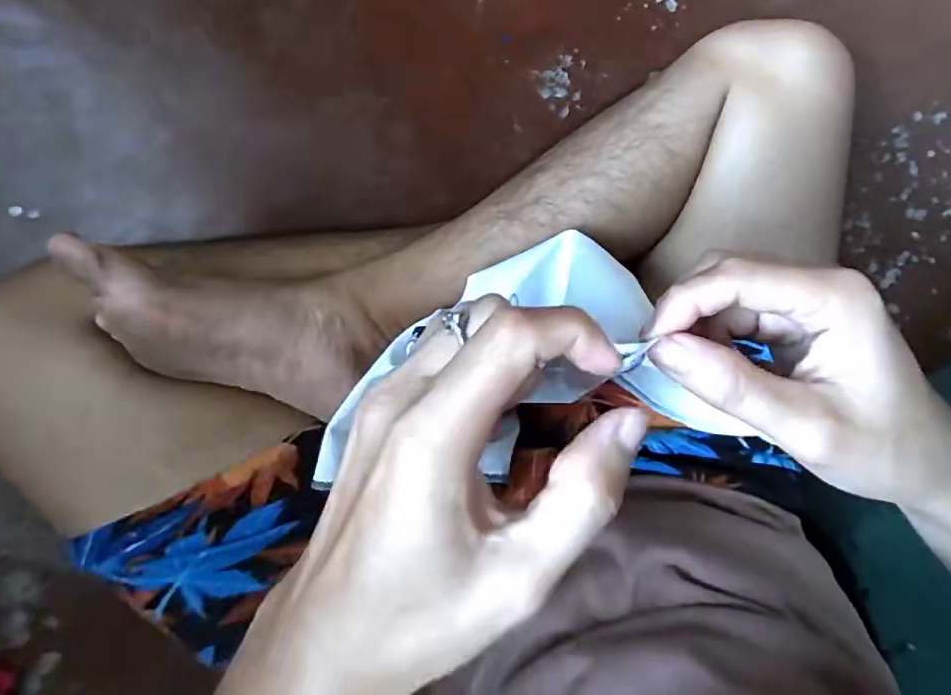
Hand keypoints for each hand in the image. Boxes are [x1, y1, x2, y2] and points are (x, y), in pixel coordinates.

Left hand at [221, 299, 648, 694]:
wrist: (324, 637)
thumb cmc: (422, 616)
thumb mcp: (521, 580)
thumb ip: (585, 496)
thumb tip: (627, 421)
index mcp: (430, 433)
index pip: (509, 332)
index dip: (571, 331)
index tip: (608, 370)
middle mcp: (400, 393)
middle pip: (486, 314)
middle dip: (550, 331)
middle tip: (586, 382)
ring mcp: (381, 391)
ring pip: (462, 322)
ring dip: (518, 339)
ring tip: (551, 391)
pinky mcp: (376, 400)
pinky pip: (441, 346)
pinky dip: (486, 352)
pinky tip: (503, 404)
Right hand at [645, 257, 950, 513]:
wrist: (933, 467)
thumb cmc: (882, 452)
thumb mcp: (805, 430)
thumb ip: (732, 387)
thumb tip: (660, 350)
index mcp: (832, 296)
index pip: (736, 275)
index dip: (684, 302)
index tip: (650, 345)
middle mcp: (818, 280)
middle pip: (727, 272)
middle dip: (686, 309)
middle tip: (660, 356)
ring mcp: (808, 293)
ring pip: (727, 288)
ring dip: (697, 322)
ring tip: (685, 366)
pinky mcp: (798, 311)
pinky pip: (739, 308)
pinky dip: (714, 333)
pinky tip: (711, 364)